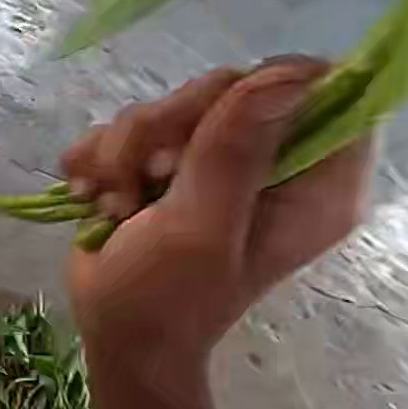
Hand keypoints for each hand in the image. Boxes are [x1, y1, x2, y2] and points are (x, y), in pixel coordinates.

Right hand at [61, 57, 373, 373]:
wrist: (115, 333)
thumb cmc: (163, 297)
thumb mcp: (197, 229)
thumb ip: (232, 154)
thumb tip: (285, 75)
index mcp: (311, 181)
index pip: (319, 89)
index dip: (258, 89)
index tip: (203, 126)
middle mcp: (266, 162)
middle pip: (224, 90)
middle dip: (164, 127)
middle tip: (144, 175)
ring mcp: (207, 164)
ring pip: (163, 108)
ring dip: (120, 152)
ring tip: (113, 203)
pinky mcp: (156, 168)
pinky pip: (123, 130)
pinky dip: (97, 159)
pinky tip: (89, 195)